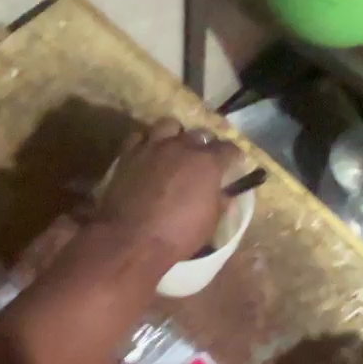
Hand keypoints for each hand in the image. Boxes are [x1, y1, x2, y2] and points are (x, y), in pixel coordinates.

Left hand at [95, 118, 238, 267]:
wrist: (130, 238)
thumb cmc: (177, 235)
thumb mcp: (210, 224)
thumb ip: (220, 202)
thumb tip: (225, 194)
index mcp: (208, 163)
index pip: (229, 149)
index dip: (234, 157)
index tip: (234, 165)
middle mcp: (182, 146)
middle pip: (200, 134)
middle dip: (205, 145)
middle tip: (203, 160)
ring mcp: (153, 146)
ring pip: (169, 125)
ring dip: (176, 135)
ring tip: (174, 149)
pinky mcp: (128, 153)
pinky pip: (140, 137)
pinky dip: (147, 142)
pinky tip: (148, 154)